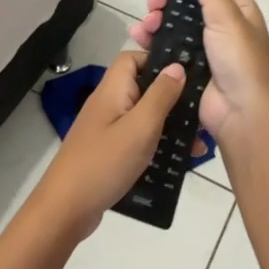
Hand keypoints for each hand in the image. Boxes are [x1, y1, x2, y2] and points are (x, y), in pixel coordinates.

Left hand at [27, 52, 186, 241]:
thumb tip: (176, 66)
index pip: (133, 58)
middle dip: (173, 100)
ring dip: (169, 127)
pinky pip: (138, 140)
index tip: (187, 76)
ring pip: (144, 117)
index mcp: (112, 90)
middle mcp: (108, 105)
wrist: (66, 210)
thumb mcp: (140, 127)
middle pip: (143, 88)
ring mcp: (107, 130)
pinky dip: (157, 146)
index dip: (158, 61)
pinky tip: (176, 163)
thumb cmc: (104, 163)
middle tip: (201, 116)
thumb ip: (160, 96)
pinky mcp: (109, 153)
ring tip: (197, 144)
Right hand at [129, 0, 268, 149]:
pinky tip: (138, 39)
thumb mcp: (227, 15)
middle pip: (190, 6)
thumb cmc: (241, 60)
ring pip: (174, 29)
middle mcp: (223, 30)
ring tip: (144, 24)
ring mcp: (204, 53)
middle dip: (168, 2)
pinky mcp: (188, 72)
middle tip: (152, 4)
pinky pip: (167, 52)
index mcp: (240, 13)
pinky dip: (152, 43)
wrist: (242, 114)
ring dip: (156, 22)